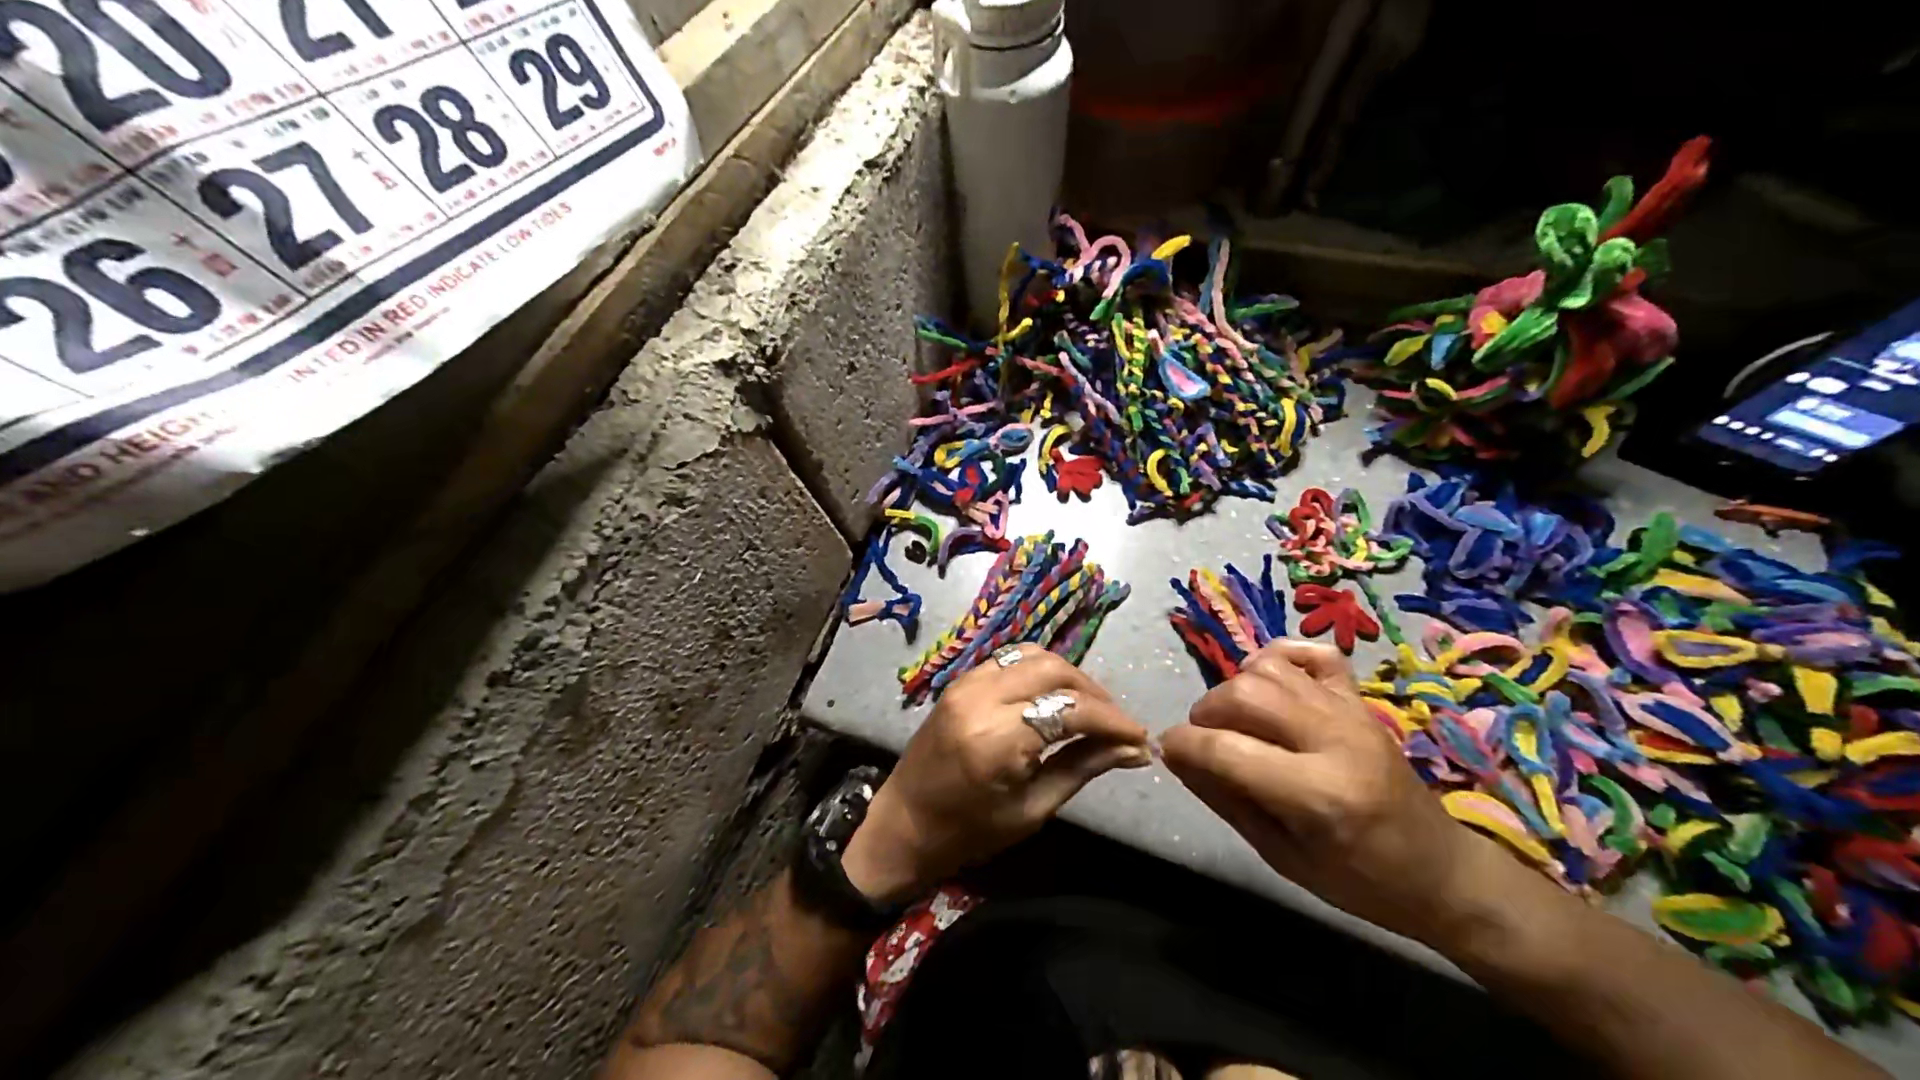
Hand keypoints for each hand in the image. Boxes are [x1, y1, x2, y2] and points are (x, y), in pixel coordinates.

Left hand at [843, 644, 1151, 902]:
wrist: (903, 824)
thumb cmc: (968, 832)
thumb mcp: (1032, 808)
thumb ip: (1082, 767)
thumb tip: (1133, 750)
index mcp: (997, 738)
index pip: (1071, 709)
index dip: (1113, 720)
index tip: (1140, 738)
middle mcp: (980, 697)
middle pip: (1055, 670)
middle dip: (1094, 693)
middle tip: (1116, 724)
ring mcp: (966, 683)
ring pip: (1033, 655)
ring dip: (1068, 676)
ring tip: (1091, 709)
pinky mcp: (960, 681)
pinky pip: (1010, 659)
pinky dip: (1039, 670)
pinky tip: (1055, 695)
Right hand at [1160, 640, 1511, 946]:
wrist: (1441, 871)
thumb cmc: (1360, 880)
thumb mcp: (1281, 856)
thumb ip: (1225, 800)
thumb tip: (1178, 756)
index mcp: (1317, 794)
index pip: (1224, 749)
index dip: (1182, 745)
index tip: (1170, 751)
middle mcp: (1334, 740)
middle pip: (1243, 695)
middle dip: (1204, 713)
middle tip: (1204, 740)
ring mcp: (1352, 713)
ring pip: (1269, 668)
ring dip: (1236, 688)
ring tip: (1236, 719)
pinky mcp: (1361, 700)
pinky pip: (1313, 654)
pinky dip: (1280, 657)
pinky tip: (1269, 683)